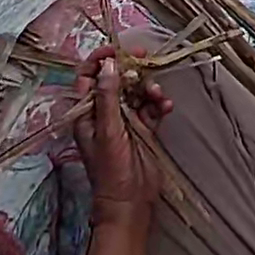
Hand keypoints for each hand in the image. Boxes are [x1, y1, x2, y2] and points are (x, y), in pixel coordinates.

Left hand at [72, 46, 172, 230]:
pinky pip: (152, 106)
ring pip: (136, 90)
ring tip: (157, 93)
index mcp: (88, 112)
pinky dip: (159, 103)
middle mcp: (106, 112)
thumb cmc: (111, 169)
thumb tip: (108, 64)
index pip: (88, 77)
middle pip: (116, 79)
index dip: (99, 61)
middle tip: (144, 57)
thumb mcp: (107, 130)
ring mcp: (126, 119)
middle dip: (130, 68)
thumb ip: (108, 97)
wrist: (131, 203)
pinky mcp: (144, 127)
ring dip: (148, 87)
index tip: (115, 50)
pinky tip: (166, 105)